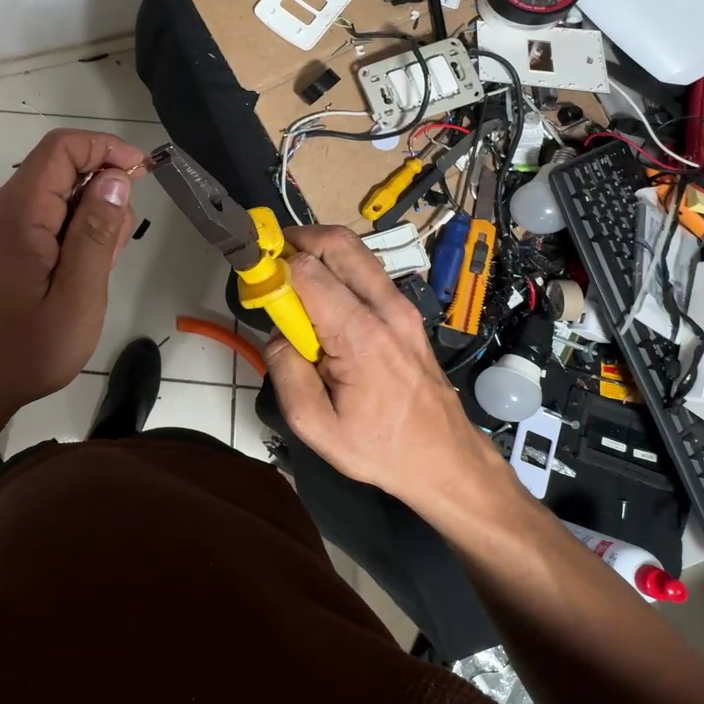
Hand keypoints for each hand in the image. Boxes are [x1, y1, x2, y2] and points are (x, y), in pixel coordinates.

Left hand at [0, 128, 145, 414]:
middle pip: (62, 167)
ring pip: (58, 194)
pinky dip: (74, 234)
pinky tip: (81, 275)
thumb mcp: (79, 295)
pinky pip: (47, 217)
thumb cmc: (30, 348)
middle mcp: (3, 207)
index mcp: (19, 211)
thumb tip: (115, 178)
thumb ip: (97, 231)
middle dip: (102, 193)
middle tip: (115, 248)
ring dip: (90, 219)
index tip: (144, 173)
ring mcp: (0, 225)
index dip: (106, 149)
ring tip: (96, 272)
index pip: (63, 147)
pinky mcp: (4, 243)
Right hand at [263, 225, 500, 512]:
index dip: (272, 269)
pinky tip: (322, 306)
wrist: (447, 462)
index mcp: (360, 335)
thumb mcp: (312, 423)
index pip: (306, 269)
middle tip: (271, 270)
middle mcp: (385, 309)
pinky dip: (336, 271)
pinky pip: (365, 272)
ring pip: (353, 250)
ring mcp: (402, 307)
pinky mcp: (406, 313)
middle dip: (295, 242)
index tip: (256, 289)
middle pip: (336, 241)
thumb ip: (284, 368)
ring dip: (316, 254)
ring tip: (293, 288)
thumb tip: (277, 331)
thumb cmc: (380, 447)